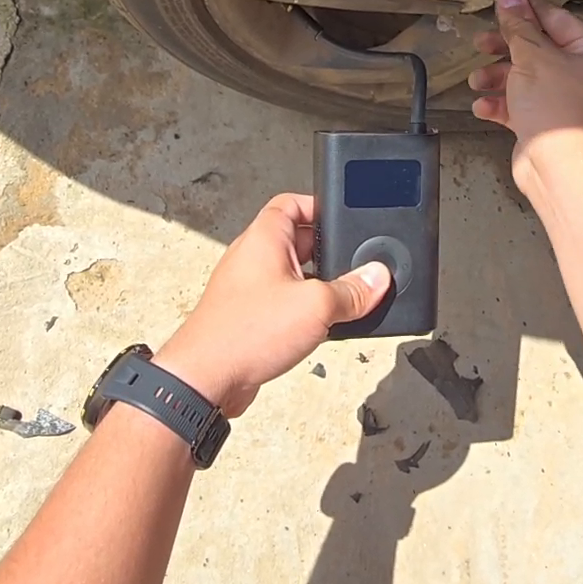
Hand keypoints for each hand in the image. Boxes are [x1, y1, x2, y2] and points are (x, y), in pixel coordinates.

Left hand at [153, 194, 389, 416]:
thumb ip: (352, 290)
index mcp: (264, 237)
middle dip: (329, 252)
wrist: (205, 381)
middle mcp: (254, 256)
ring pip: (294, 273)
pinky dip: (304, 308)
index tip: (346, 218)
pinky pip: (284, 300)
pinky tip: (322, 326)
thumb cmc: (246, 332)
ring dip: (318, 283)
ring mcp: (250, 287)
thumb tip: (377, 278)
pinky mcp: (250, 315)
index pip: (293, 202)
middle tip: (354, 265)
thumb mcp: (316, 305)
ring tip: (342, 298)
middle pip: (299, 239)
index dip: (320, 206)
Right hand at [468, 0, 582, 198]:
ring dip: (497, 78)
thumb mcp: (532, 56)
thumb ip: (519, 25)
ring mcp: (566, 101)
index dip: (528, 8)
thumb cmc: (555, 106)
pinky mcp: (547, 123)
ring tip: (476, 79)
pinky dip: (501, 104)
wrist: (557, 165)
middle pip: (539, 49)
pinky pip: (521, 105)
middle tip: (482, 41)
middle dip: (506, 48)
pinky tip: (483, 106)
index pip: (558, 20)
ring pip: (526, 78)